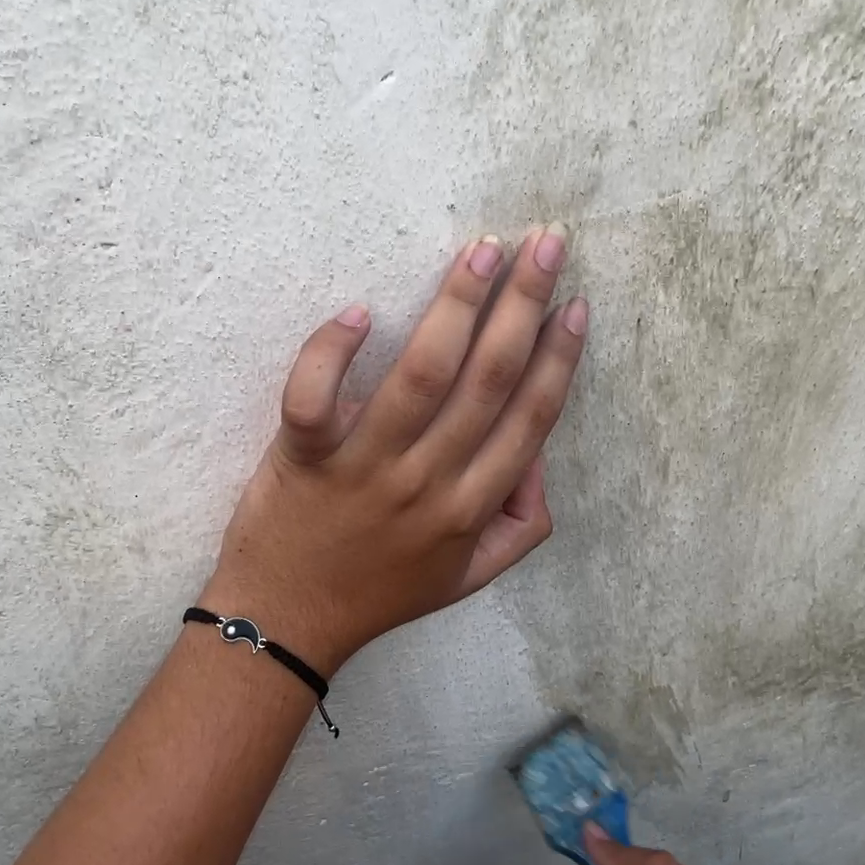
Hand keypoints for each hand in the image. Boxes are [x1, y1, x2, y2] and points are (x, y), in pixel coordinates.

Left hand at [199, 226, 587, 671]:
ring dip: (456, 306)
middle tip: (546, 242)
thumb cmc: (378, 592)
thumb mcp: (467, 577)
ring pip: (421, 375)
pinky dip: (332, 353)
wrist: (287, 622)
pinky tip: (358, 311)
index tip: (576, 304)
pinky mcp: (302, 458)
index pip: (530, 419)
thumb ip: (519, 525)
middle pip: (488, 380)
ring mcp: (364, 469)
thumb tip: (539, 461)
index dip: (560, 358)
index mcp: (470, 507)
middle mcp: (427, 482)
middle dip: (524, 305)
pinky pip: (315, 398)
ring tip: (483, 251)